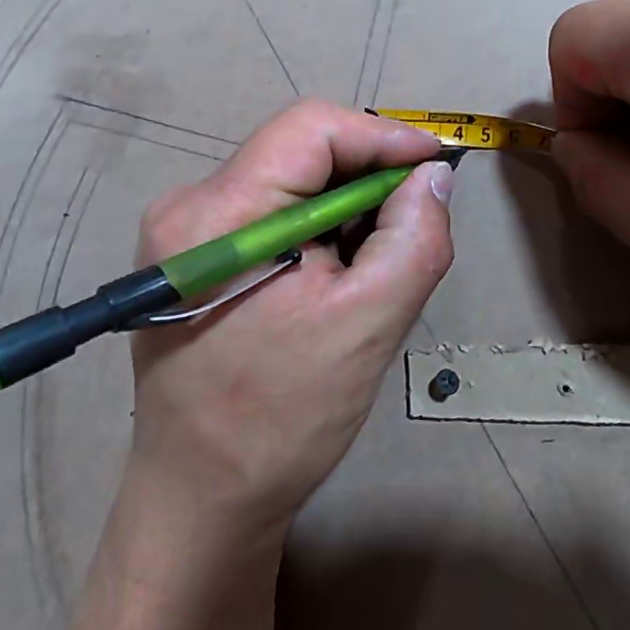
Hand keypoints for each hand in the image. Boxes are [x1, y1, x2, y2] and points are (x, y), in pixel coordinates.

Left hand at [128, 99, 454, 530]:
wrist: (204, 500)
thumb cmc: (283, 419)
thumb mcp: (368, 326)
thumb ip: (414, 239)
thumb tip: (435, 175)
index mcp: (219, 215)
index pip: (310, 129)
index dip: (383, 136)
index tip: (437, 165)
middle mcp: (192, 208)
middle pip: (302, 152)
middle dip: (371, 178)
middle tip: (417, 222)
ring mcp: (192, 234)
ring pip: (297, 183)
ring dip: (353, 209)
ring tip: (380, 264)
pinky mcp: (204, 258)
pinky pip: (281, 214)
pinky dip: (328, 231)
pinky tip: (345, 277)